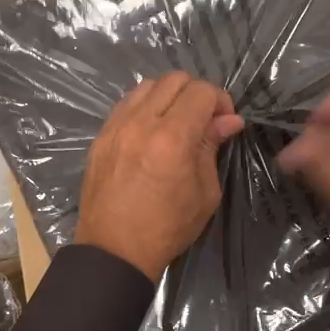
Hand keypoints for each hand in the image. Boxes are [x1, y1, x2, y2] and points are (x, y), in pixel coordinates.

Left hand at [75, 73, 244, 281]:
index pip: (202, 92)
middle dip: (196, 93)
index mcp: (172, 138)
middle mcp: (141, 122)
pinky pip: (126, 104)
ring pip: (147, 85)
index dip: (220, 101)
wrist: (114, 250)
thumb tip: (229, 121)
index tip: (225, 122)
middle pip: (174, 79)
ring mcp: (116, 127)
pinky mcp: (101, 137)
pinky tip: (152, 131)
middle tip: (204, 120)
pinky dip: (145, 106)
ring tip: (176, 123)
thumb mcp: (205, 192)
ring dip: (169, 96)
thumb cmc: (168, 228)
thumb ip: (212, 148)